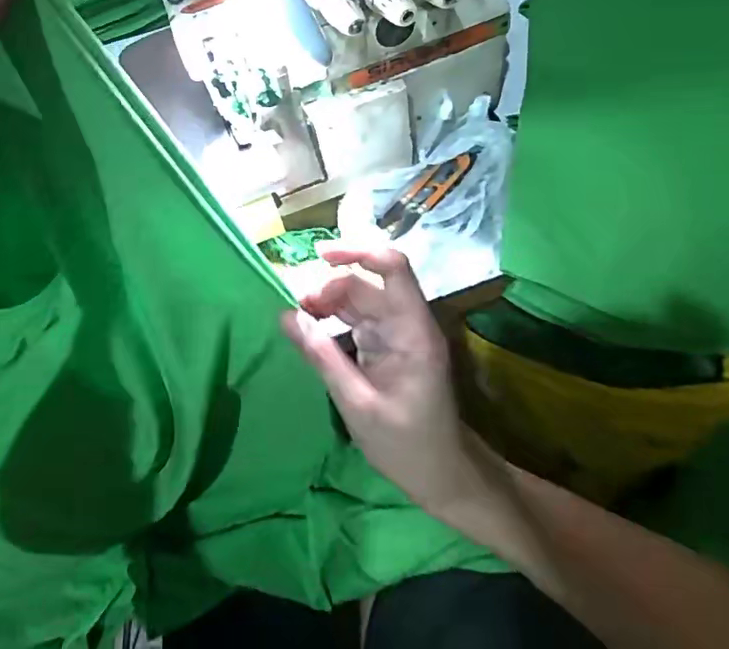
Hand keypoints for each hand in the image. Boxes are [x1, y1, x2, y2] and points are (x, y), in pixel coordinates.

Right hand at [279, 245, 498, 515]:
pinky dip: (333, 317)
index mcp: (412, 331)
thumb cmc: (406, 445)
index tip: (318, 256)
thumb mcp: (357, 404)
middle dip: (328, 286)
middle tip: (297, 311)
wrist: (443, 476)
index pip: (394, 268)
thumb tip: (286, 316)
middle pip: (367, 283)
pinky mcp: (388, 344)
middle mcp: (408, 323)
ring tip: (299, 319)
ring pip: (359, 297)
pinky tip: (312, 329)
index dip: (358, 252)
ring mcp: (398, 332)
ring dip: (327, 301)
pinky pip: (357, 317)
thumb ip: (322, 357)